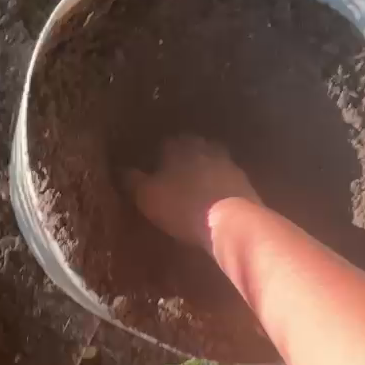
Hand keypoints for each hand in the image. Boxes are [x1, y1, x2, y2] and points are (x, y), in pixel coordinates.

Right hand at [123, 136, 261, 252]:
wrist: (232, 222)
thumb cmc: (183, 206)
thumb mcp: (147, 196)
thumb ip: (131, 180)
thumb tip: (118, 168)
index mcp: (179, 147)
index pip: (166, 142)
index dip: (158, 153)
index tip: (153, 164)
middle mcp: (204, 149)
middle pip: (193, 146)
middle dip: (184, 156)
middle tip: (175, 172)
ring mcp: (228, 164)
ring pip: (213, 160)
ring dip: (205, 168)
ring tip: (197, 184)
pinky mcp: (245, 183)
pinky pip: (228, 179)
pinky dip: (221, 185)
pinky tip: (216, 197)